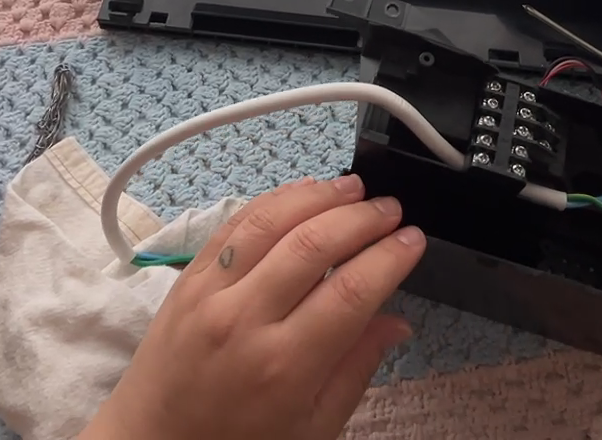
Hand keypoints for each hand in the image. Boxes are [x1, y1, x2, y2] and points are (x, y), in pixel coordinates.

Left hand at [81, 174, 424, 439]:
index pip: (350, 292)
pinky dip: (274, 199)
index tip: (414, 239)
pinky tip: (303, 191)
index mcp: (283, 368)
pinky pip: (235, 221)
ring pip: (272, 220)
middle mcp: (244, 320)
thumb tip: (398, 320)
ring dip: (319, 195)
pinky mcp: (188, 275)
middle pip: (313, 244)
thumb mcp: (310, 431)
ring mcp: (210, 291)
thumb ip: (356, 369)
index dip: (389, 258)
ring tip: (355, 187)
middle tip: (391, 208)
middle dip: (361, 217)